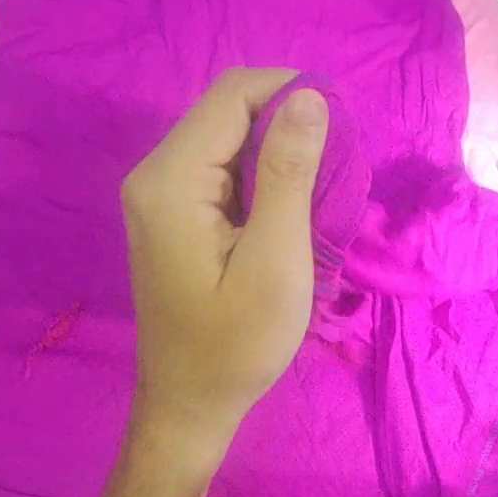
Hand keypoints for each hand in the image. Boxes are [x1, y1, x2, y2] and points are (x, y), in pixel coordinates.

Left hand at [122, 69, 328, 449]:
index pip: (233, 95)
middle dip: (288, 124)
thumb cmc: (236, 344)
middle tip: (338, 168)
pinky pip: (221, 173)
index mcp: (172, 180)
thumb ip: (289, 174)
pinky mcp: (172, 216)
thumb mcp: (275, 259)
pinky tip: (290, 211)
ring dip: (278, 153)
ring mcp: (159, 196)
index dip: (291, 92)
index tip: (343, 128)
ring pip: (227, 141)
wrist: (190, 404)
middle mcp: (155, 175)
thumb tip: (310, 97)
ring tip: (320, 193)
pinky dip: (261, 179)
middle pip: (227, 113)